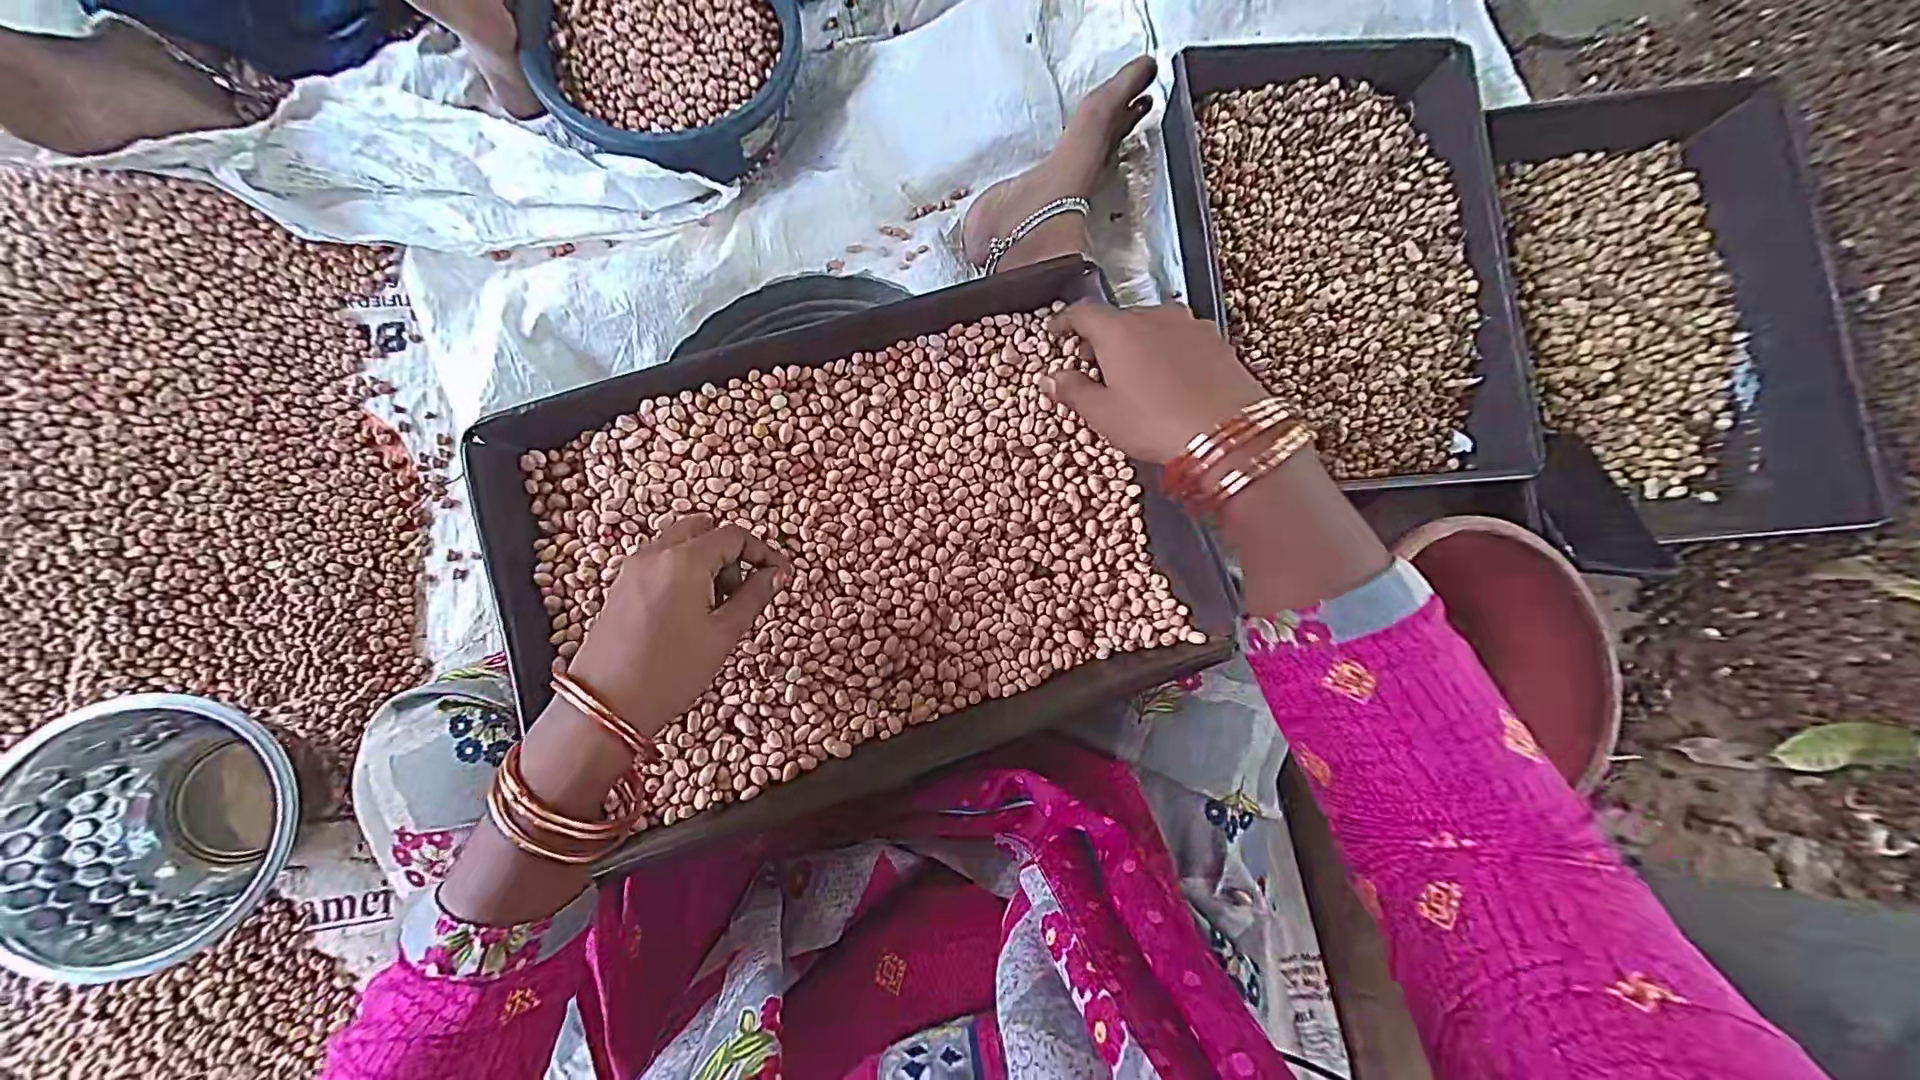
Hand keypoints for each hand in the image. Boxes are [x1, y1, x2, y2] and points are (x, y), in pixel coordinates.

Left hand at [565, 514, 788, 737]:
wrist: (606, 706)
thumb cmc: (670, 672)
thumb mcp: (724, 634)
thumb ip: (754, 596)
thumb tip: (775, 574)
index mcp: (684, 561)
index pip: (734, 535)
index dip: (763, 552)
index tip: (779, 575)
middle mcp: (655, 554)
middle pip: (704, 529)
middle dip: (731, 551)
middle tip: (744, 588)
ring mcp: (633, 569)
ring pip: (681, 543)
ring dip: (707, 561)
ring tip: (718, 606)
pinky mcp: (622, 586)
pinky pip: (661, 562)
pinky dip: (684, 572)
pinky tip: (691, 612)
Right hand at [1038, 301, 1267, 462]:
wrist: (1227, 432)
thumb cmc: (1154, 423)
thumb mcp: (1103, 414)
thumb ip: (1073, 391)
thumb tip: (1052, 377)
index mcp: (1118, 330)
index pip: (1082, 313)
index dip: (1064, 321)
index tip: (1055, 332)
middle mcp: (1154, 317)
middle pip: (1118, 318)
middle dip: (1101, 337)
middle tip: (1091, 363)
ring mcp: (1189, 326)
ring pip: (1151, 326)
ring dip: (1135, 343)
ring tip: (1130, 373)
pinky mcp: (1216, 341)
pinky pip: (1178, 339)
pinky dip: (1164, 351)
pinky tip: (1165, 378)